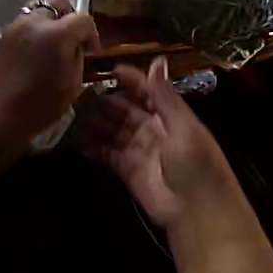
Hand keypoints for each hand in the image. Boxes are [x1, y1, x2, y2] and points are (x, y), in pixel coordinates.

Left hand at [0, 0, 99, 150]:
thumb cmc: (40, 104)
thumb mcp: (73, 84)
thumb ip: (78, 57)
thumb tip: (77, 46)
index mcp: (57, 33)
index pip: (83, 19)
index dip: (92, 35)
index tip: (93, 52)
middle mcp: (35, 21)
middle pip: (58, 2)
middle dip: (70, 17)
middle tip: (74, 39)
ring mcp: (16, 25)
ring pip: (39, 8)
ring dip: (51, 20)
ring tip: (54, 42)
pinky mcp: (4, 34)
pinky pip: (26, 21)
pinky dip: (36, 28)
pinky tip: (37, 49)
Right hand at [78, 57, 236, 226]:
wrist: (197, 212)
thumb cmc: (195, 164)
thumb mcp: (182, 125)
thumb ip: (164, 95)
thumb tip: (157, 60)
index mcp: (170, 116)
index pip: (148, 92)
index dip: (131, 80)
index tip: (110, 70)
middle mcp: (153, 130)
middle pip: (126, 110)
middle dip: (107, 101)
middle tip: (82, 91)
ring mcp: (139, 150)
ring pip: (113, 131)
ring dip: (97, 123)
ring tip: (75, 115)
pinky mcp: (127, 170)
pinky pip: (107, 154)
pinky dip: (94, 148)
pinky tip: (78, 142)